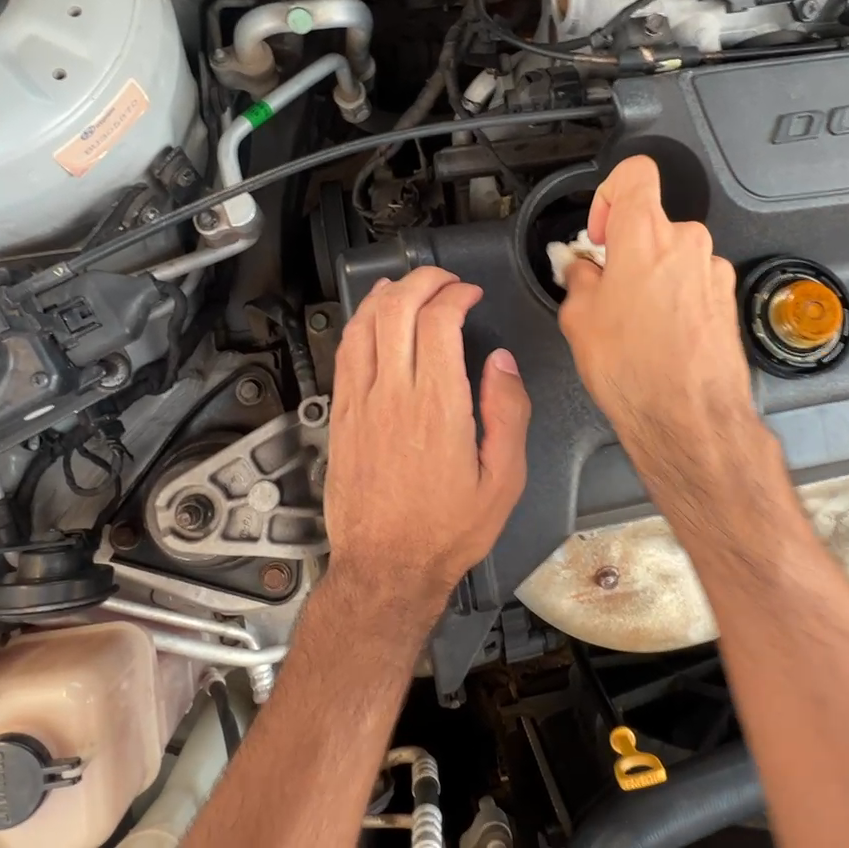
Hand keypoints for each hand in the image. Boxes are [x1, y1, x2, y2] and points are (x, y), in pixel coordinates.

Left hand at [325, 267, 531, 601]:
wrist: (387, 567)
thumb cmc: (445, 530)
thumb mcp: (503, 480)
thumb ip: (507, 413)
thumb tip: (501, 364)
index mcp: (439, 407)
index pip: (439, 322)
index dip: (456, 294)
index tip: (471, 294)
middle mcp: (394, 396)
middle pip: (398, 310)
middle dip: (424, 281)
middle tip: (445, 281)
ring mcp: (361, 404)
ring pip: (366, 324)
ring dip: (389, 294)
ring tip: (411, 286)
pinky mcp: (341, 416)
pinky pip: (345, 353)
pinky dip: (360, 322)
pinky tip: (373, 316)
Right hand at [559, 156, 756, 461]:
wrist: (689, 417)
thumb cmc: (637, 371)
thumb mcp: (579, 319)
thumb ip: (579, 280)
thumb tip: (581, 271)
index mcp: (645, 235)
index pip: (635, 174)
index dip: (610, 195)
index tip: (599, 231)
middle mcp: (686, 244)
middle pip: (651, 223)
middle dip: (626, 249)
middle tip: (605, 287)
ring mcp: (712, 272)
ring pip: (673, 256)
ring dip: (651, 277)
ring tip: (631, 321)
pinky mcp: (727, 299)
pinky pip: (692, 282)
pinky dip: (674, 298)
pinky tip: (657, 335)